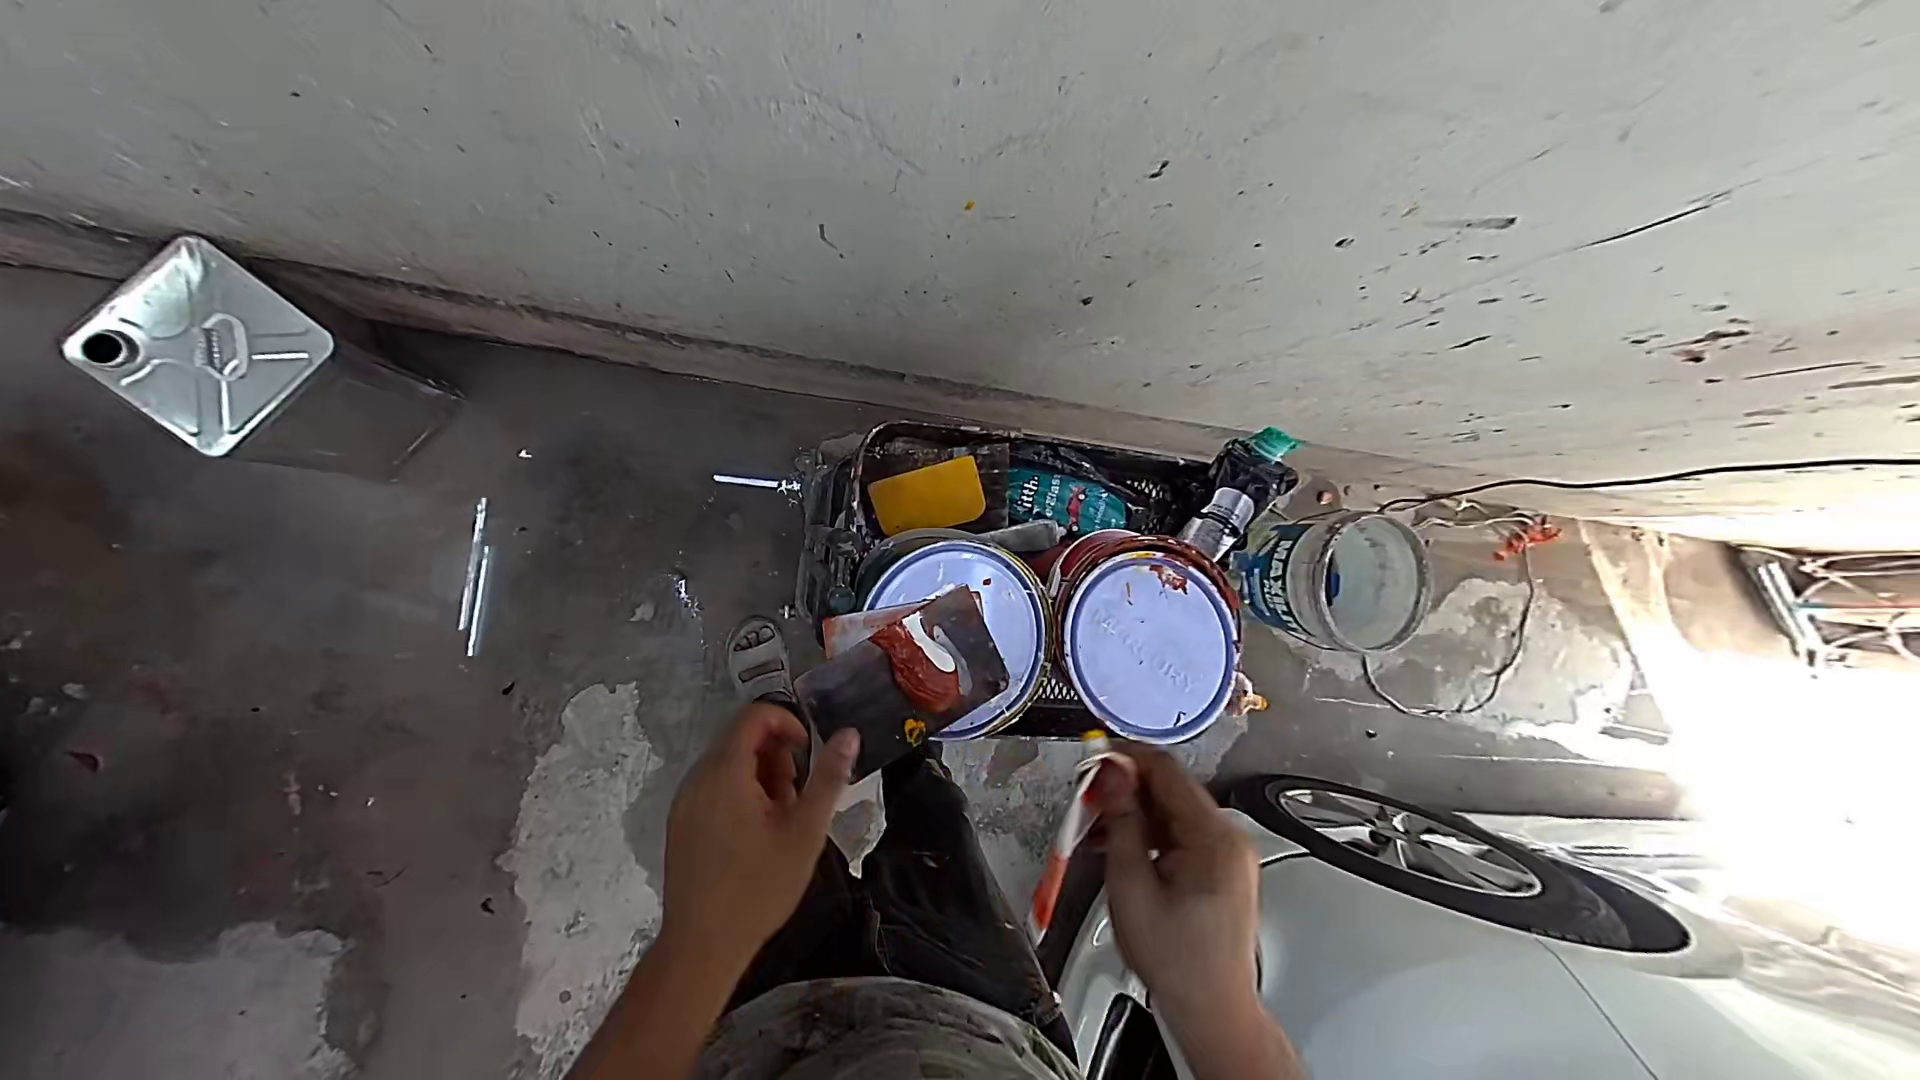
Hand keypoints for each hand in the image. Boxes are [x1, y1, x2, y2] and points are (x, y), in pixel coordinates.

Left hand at [660, 703, 857, 966]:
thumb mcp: (805, 829)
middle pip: (741, 737)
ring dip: (762, 774)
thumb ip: (829, 776)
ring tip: (779, 818)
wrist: (702, 948)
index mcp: (724, 773)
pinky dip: (741, 791)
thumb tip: (849, 734)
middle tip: (796, 796)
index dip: (788, 723)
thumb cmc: (759, 886)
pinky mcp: (681, 821)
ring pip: (730, 762)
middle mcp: (697, 778)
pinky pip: (715, 784)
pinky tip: (756, 831)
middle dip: (777, 755)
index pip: (754, 716)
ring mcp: (684, 800)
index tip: (808, 754)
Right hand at [1094, 744, 1259, 1026]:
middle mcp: (1228, 836)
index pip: (1166, 768)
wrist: (1212, 1012)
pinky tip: (1123, 846)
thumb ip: (1121, 819)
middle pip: (1169, 787)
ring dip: (1134, 811)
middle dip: (1125, 788)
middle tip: (1089, 800)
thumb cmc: (1174, 959)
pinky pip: (1181, 830)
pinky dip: (1150, 831)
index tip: (1093, 759)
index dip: (1125, 757)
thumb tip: (1112, 772)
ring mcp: (1228, 851)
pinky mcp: (1222, 864)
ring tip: (1098, 829)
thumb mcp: (1131, 883)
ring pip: (1172, 808)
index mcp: (1213, 836)